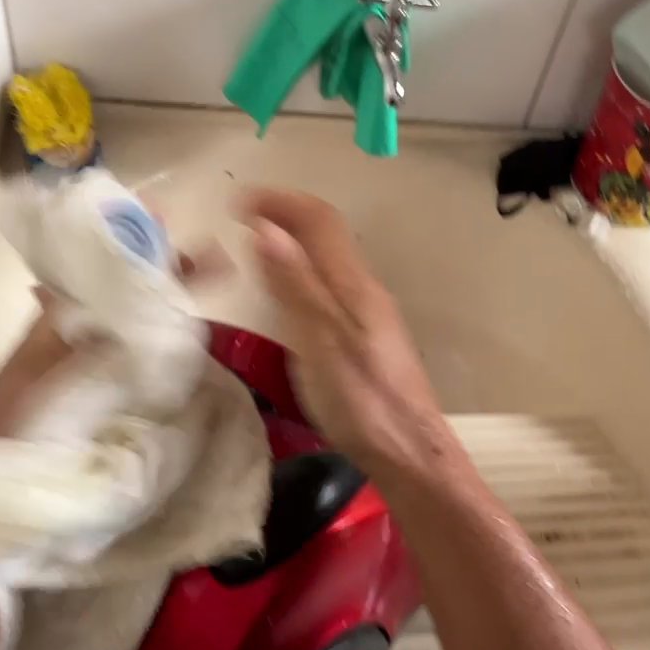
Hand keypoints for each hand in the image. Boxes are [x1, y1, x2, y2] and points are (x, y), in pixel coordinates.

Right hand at [236, 188, 452, 476]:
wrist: (409, 451)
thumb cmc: (362, 400)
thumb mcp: (321, 341)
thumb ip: (295, 286)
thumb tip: (268, 230)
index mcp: (354, 285)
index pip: (319, 222)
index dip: (281, 202)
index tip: (240, 199)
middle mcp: (365, 290)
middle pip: (328, 235)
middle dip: (287, 214)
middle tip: (244, 214)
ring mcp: (370, 314)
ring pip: (331, 259)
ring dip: (295, 240)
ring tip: (259, 243)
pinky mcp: (368, 338)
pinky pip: (332, 284)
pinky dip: (303, 270)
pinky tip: (289, 292)